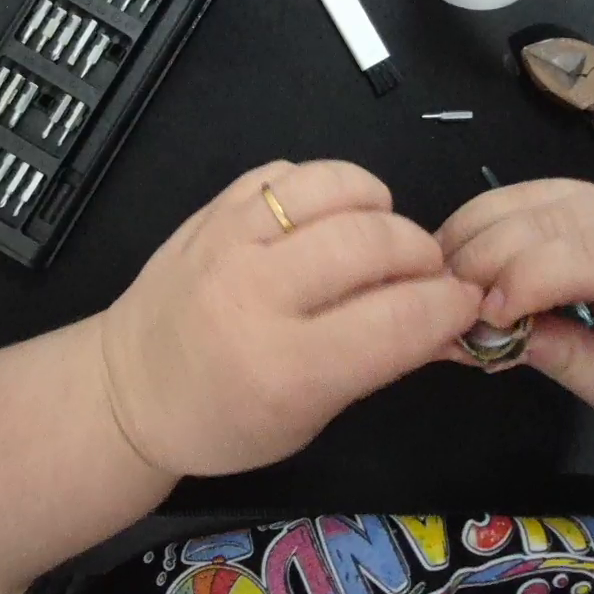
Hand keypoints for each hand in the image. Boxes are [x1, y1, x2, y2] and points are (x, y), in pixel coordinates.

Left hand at [99, 160, 482, 476]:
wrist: (130, 386)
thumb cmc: (224, 421)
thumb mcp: (310, 417)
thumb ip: (378, 359)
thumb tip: (442, 312)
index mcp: (286, 367)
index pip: (398, 319)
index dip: (449, 304)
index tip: (463, 300)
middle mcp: (256, 292)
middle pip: (370, 240)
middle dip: (421, 250)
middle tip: (424, 268)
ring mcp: (228, 239)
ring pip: (331, 186)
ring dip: (377, 203)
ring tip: (379, 229)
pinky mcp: (211, 209)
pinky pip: (285, 172)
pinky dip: (322, 187)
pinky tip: (324, 216)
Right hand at [437, 180, 593, 441]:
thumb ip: (564, 358)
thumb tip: (484, 328)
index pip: (577, 252)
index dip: (515, 279)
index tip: (478, 323)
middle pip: (541, 215)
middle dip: (479, 254)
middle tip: (442, 302)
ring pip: (528, 193)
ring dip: (474, 229)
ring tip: (444, 276)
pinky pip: (534, 193)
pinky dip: (492, 219)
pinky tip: (471, 251)